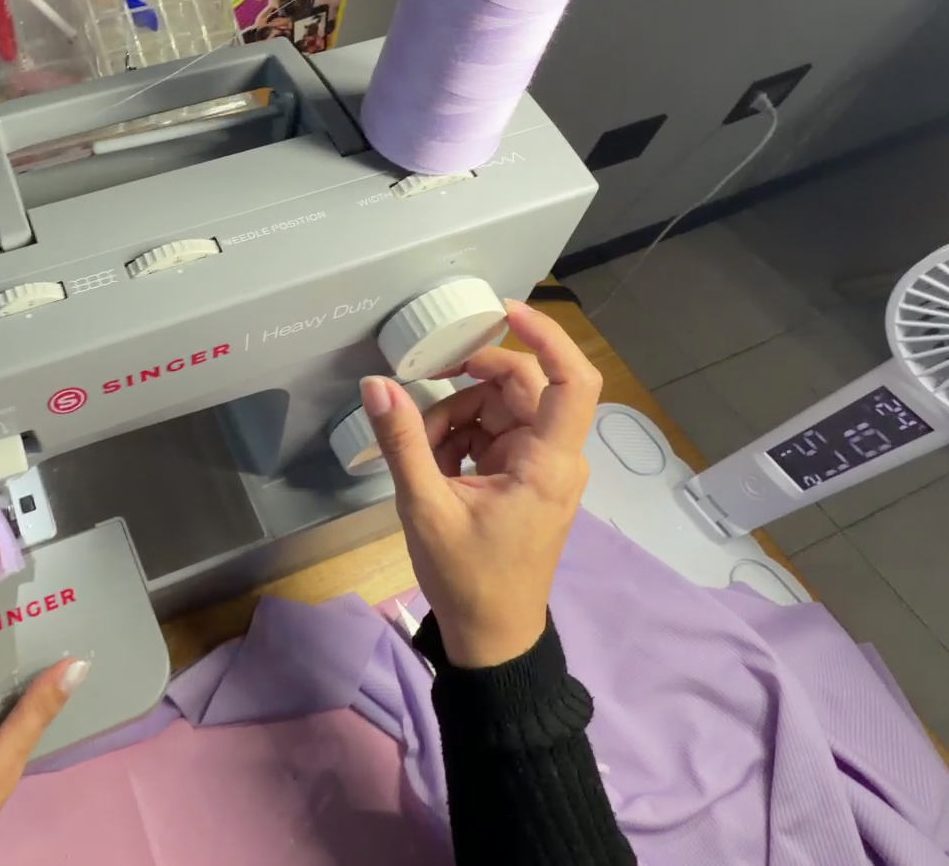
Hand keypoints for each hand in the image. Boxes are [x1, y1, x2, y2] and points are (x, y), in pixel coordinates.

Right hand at [361, 300, 601, 667]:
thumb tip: (376, 384)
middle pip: (521, 388)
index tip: (503, 312)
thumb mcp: (424, 506)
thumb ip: (402, 440)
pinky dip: (460, 440)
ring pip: (500, 409)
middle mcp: (554, 457)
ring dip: (456, 420)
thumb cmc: (468, 577)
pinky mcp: (523, 477)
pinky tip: (436, 468)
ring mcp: (540, 467)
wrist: (491, 636)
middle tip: (424, 394)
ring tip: (423, 456)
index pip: (572, 381)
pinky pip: (493, 434)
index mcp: (547, 463)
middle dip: (468, 388)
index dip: (545, 337)